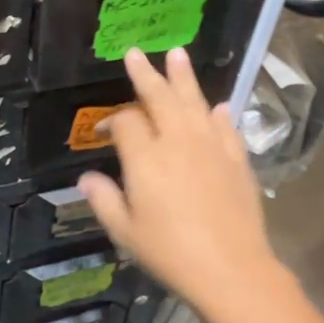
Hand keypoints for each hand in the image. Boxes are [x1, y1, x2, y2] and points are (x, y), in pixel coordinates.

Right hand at [79, 48, 287, 312]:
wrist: (230, 268)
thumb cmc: (170, 253)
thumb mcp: (125, 232)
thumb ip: (104, 200)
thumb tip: (87, 178)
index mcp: (145, 159)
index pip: (126, 123)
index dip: (111, 121)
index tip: (102, 132)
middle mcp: (177, 142)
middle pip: (160, 98)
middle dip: (146, 75)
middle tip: (137, 53)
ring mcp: (211, 147)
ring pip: (195, 102)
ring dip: (184, 78)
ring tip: (176, 54)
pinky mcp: (237, 160)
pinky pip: (225, 127)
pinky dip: (218, 114)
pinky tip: (216, 106)